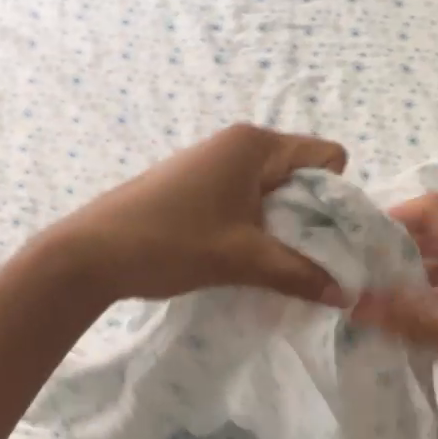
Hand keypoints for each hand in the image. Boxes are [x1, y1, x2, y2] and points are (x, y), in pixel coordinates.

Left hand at [45, 123, 348, 305]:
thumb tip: (346, 293)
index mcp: (256, 145)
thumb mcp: (241, 260)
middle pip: (300, 176)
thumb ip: (298, 274)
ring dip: (278, 231)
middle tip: (300, 263)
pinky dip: (251, 231)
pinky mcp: (194, 188)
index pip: (327, 157)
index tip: (321, 242)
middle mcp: (237, 144)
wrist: (91, 254)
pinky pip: (243, 204)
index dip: (335, 200)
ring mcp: (213, 165)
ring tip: (264, 267)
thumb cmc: (169, 244)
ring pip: (270, 194)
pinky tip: (236, 260)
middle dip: (308, 219)